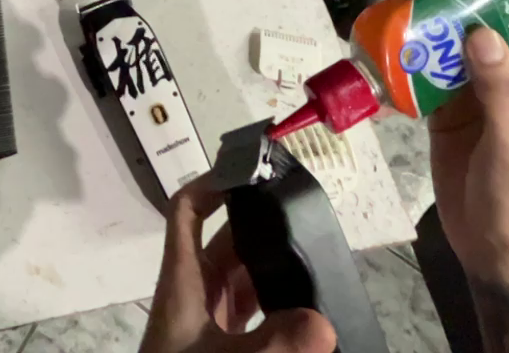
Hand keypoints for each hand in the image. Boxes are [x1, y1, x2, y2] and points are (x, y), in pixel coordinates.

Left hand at [140, 178, 336, 352]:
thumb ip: (274, 346)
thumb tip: (325, 323)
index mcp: (183, 280)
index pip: (186, 212)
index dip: (211, 184)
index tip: (249, 173)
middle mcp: (195, 292)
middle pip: (226, 243)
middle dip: (263, 229)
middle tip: (308, 218)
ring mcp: (209, 322)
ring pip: (244, 280)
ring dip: (276, 272)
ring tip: (319, 259)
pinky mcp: (224, 346)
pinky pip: (253, 316)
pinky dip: (278, 311)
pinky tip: (310, 315)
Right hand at [426, 0, 508, 286]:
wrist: (497, 253)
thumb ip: (501, 88)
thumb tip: (479, 30)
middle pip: (494, 27)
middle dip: (469, 0)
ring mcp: (480, 97)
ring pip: (458, 48)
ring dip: (435, 28)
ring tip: (405, 3)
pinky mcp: (449, 113)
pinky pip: (431, 76)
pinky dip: (412, 60)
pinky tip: (390, 45)